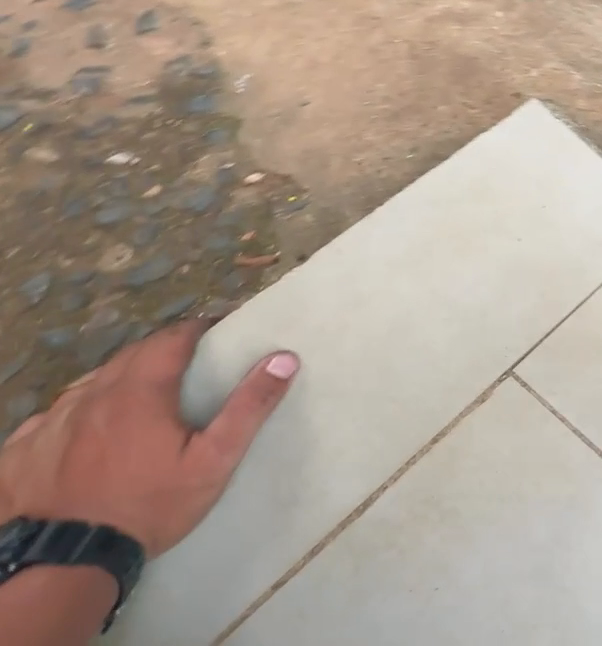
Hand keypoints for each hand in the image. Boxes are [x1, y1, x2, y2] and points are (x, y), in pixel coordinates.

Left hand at [0, 320, 298, 555]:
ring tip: (140, 395)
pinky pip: (48, 418)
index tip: (218, 329)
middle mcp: (88, 400)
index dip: (196, 329)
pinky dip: (75, 412)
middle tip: (187, 361)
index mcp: (137, 395)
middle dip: (160, 350)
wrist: (64, 563)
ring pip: (87, 385)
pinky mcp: (17, 455)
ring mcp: (46, 427)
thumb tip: (283, 358)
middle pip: (127, 357)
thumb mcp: (215, 459)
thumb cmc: (151, 505)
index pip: (168, 341)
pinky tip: (85, 430)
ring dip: (118, 379)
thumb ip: (249, 406)